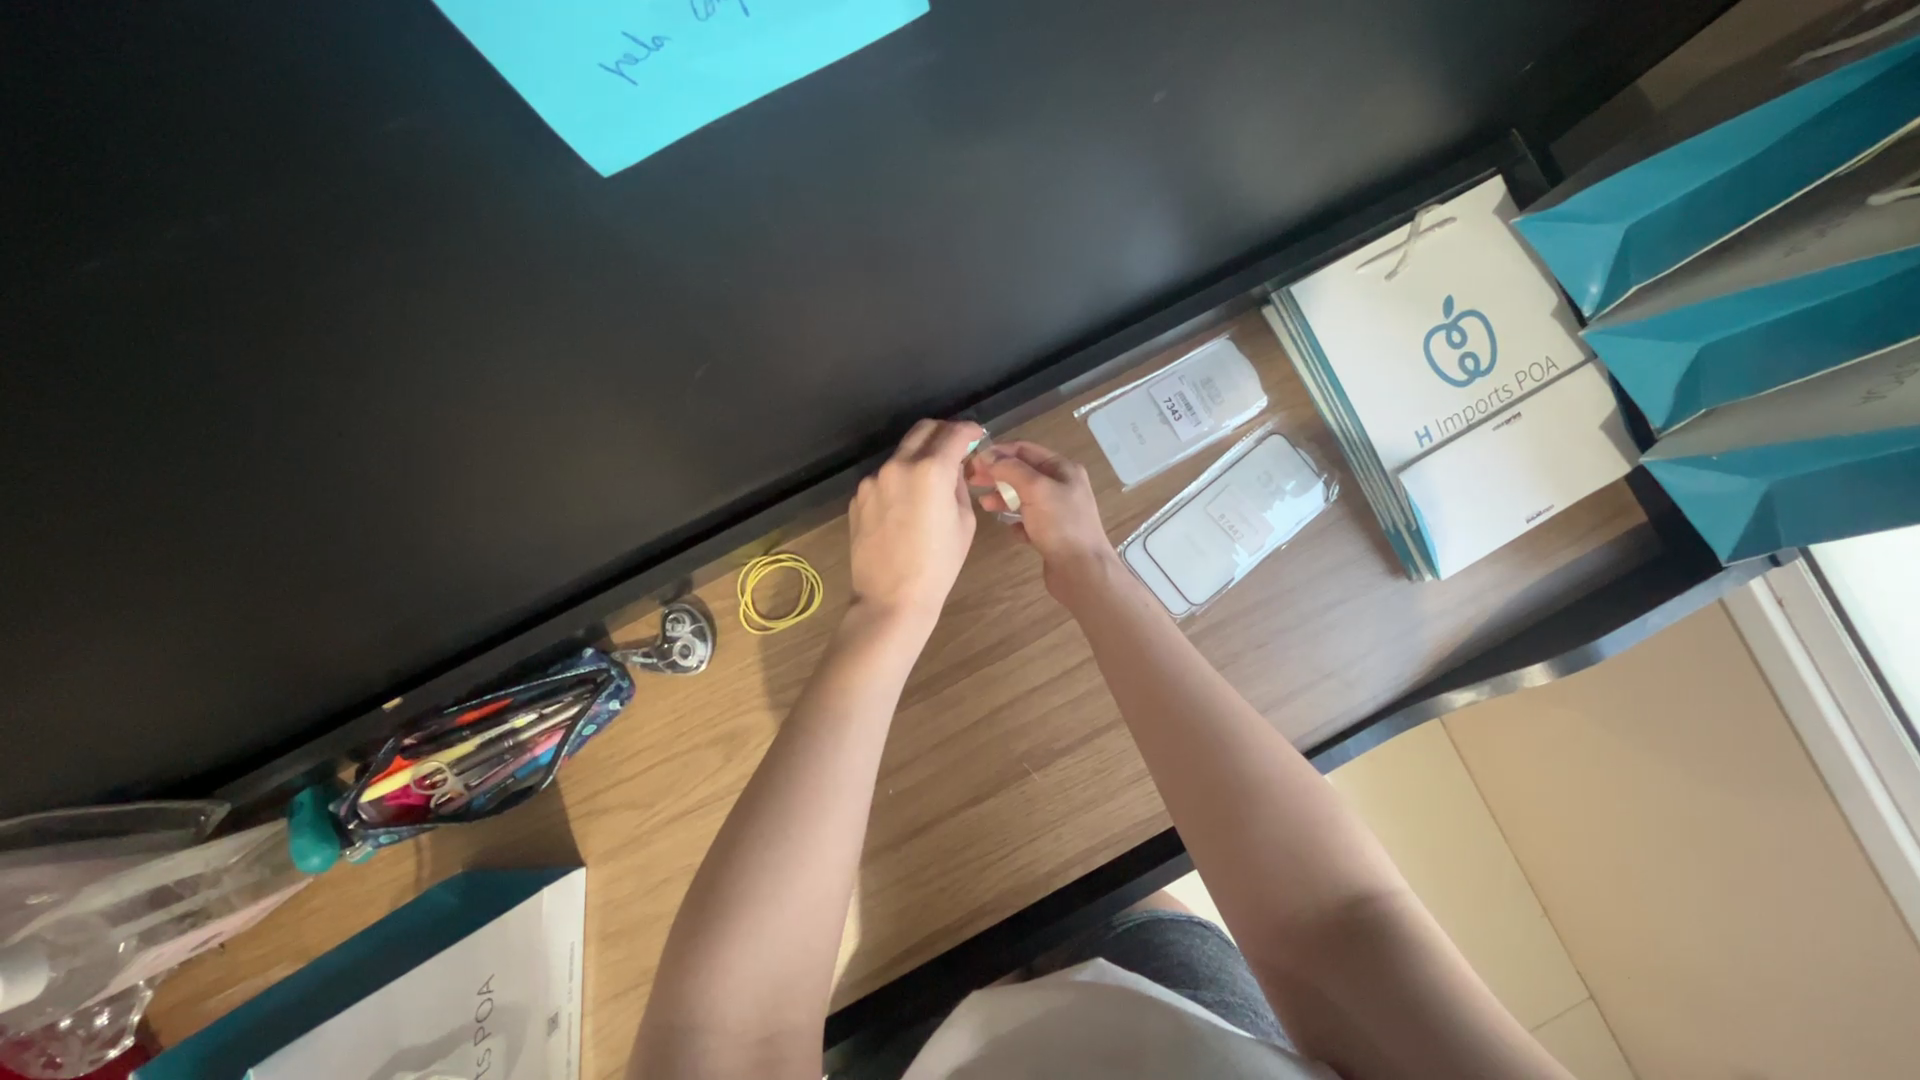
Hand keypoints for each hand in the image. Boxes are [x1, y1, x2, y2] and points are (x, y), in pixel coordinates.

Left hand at [847, 419, 982, 624]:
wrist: (892, 598)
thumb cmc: (938, 565)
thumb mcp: (964, 522)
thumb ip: (959, 485)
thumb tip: (953, 468)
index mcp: (931, 470)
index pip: (954, 433)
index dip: (970, 431)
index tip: (977, 436)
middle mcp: (898, 465)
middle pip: (923, 430)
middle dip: (943, 433)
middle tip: (956, 447)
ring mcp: (873, 481)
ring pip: (901, 455)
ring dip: (919, 459)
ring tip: (930, 485)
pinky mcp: (858, 498)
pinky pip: (884, 480)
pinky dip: (899, 483)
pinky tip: (906, 509)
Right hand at [970, 440, 1118, 601]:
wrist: (1082, 571)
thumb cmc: (1061, 525)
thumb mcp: (1035, 489)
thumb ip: (1010, 469)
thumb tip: (988, 456)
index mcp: (1063, 469)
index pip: (1025, 450)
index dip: (998, 452)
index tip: (974, 461)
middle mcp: (1062, 486)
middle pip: (1023, 473)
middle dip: (997, 475)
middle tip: (972, 481)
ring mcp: (1058, 511)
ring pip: (1024, 498)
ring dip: (1003, 498)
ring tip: (984, 505)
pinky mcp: (1052, 534)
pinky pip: (1029, 522)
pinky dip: (1016, 522)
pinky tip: (1009, 529)